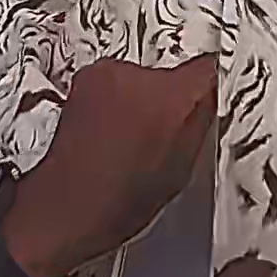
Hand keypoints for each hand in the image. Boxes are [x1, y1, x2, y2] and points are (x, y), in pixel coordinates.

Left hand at [2, 55, 215, 276]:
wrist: (62, 208)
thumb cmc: (116, 200)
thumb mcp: (180, 169)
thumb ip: (201, 120)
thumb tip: (213, 95)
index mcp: (167, 98)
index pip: (206, 69)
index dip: (213, 81)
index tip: (214, 89)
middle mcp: (135, 75)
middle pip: (173, 73)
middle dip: (175, 96)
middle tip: (166, 130)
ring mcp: (107, 73)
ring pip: (145, 76)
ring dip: (146, 96)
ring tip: (135, 135)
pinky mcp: (88, 77)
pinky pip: (120, 79)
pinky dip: (122, 97)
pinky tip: (115, 130)